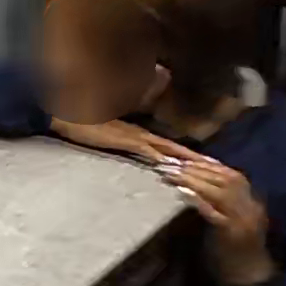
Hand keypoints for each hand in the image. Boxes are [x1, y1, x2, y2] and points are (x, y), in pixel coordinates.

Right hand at [51, 118, 202, 165]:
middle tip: (220, 168)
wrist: (65, 116)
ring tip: (208, 170)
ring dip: (187, 159)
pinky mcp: (125, 140)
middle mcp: (140, 133)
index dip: (188, 153)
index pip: (168, 144)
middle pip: (175, 147)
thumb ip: (119, 140)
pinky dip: (163, 159)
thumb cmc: (80, 123)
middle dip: (197, 158)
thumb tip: (131, 149)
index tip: (207, 163)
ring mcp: (134, 136)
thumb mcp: (104, 134)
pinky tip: (175, 168)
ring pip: (168, 149)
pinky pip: (149, 151)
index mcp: (137, 132)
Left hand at [160, 157, 276, 285]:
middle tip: (167, 162)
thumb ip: (214, 199)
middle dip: (196, 168)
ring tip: (169, 173)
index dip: (205, 162)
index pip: (231, 174)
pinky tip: (181, 192)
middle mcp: (251, 209)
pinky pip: (217, 214)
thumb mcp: (225, 217)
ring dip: (194, 180)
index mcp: (250, 202)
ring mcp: (245, 222)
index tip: (179, 155)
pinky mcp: (234, 235)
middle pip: (227, 179)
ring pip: (223, 192)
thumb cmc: (229, 247)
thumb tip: (187, 176)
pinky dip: (199, 200)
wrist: (247, 277)